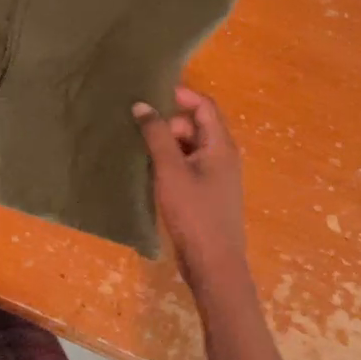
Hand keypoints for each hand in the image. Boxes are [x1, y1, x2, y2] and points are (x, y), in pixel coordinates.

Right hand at [133, 87, 247, 288]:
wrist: (213, 266)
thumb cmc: (194, 213)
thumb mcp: (170, 169)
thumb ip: (156, 134)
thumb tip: (142, 104)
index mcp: (221, 146)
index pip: (204, 105)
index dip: (180, 94)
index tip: (149, 93)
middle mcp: (222, 157)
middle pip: (195, 125)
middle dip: (168, 123)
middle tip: (140, 130)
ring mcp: (215, 177)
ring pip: (189, 146)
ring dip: (166, 143)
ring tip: (138, 147)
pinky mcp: (206, 194)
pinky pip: (187, 165)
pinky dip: (169, 161)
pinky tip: (148, 170)